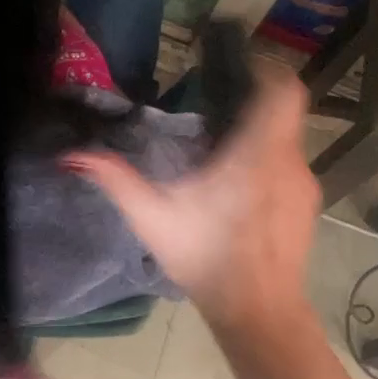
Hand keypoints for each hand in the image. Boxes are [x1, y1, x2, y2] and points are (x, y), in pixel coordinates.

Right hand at [67, 60, 319, 332]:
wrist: (259, 313)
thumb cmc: (206, 258)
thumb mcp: (152, 218)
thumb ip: (115, 180)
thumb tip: (71, 154)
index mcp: (255, 154)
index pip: (282, 91)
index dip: (267, 69)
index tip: (240, 65)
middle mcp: (288, 162)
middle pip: (283, 112)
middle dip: (252, 102)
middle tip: (214, 104)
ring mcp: (303, 186)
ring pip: (286, 140)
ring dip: (259, 134)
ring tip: (220, 146)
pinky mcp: (306, 207)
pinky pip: (288, 165)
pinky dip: (267, 160)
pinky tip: (236, 186)